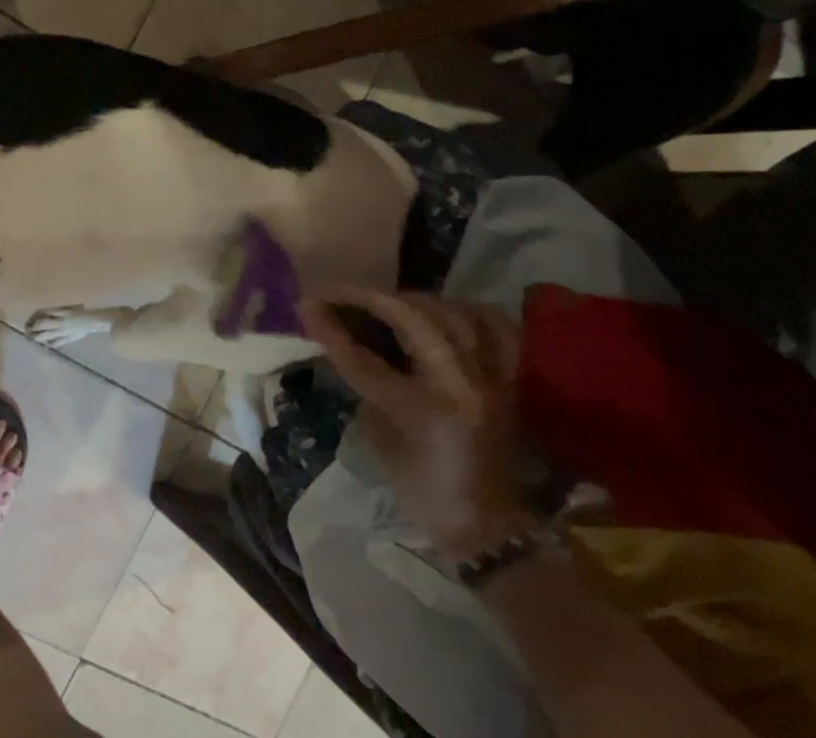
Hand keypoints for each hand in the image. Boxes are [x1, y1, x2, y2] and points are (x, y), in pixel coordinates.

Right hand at [303, 290, 535, 560]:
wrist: (486, 521)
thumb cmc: (421, 487)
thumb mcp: (378, 439)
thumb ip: (365, 387)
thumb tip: (348, 345)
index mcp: (420, 409)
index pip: (364, 358)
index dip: (331, 328)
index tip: (305, 304)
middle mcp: (460, 385)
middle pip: (414, 318)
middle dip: (371, 298)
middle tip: (341, 293)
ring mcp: (491, 378)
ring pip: (456, 312)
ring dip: (416, 300)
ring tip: (389, 302)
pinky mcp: (510, 379)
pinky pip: (496, 326)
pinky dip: (467, 311)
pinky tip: (445, 312)